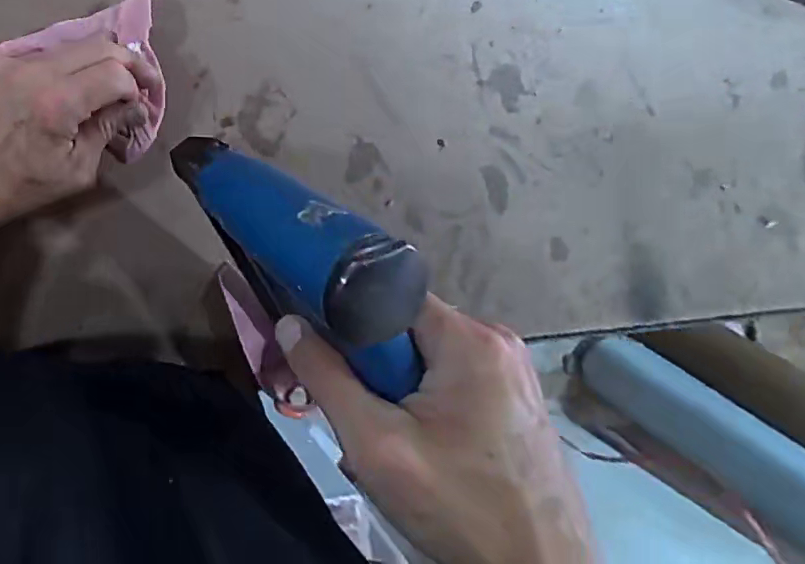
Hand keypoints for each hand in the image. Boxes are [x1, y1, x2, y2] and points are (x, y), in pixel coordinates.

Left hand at [0, 36, 160, 229]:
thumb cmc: (23, 185)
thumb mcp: (78, 169)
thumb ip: (108, 128)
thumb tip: (135, 106)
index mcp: (57, 102)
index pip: (115, 73)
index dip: (136, 86)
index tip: (142, 104)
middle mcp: (37, 71)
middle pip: (100, 45)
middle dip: (128, 62)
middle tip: (142, 83)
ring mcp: (16, 60)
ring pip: (76, 42)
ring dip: (101, 58)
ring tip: (113, 80)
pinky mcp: (3, 60)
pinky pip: (51, 51)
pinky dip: (73, 62)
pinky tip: (77, 82)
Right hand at [277, 297, 596, 563]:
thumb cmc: (460, 509)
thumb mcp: (375, 443)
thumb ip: (326, 376)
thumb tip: (288, 323)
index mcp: (471, 337)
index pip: (386, 296)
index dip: (344, 316)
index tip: (316, 345)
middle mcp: (496, 340)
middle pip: (403, 327)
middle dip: (367, 362)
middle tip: (347, 405)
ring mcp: (511, 374)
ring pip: (422, 357)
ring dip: (391, 386)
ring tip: (378, 431)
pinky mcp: (515, 404)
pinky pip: (449, 380)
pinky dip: (421, 401)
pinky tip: (412, 442)